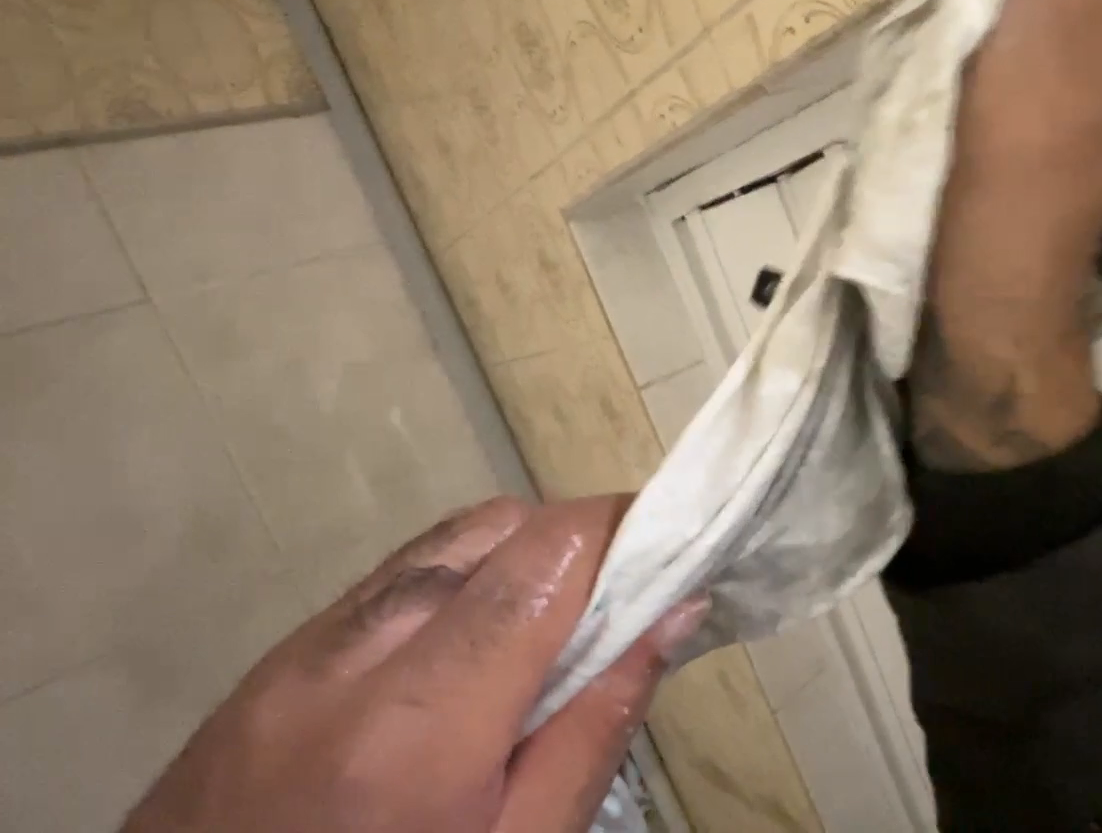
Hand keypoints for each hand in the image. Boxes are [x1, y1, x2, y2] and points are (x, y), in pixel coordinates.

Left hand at [122, 496, 707, 832]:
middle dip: (576, 541)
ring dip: (520, 556)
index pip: (545, 555)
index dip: (621, 529)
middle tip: (617, 604)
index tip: (672, 553)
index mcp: (414, 726)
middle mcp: (346, 660)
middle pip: (496, 528)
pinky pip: (395, 579)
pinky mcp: (269, 666)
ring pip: (445, 542)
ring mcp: (293, 656)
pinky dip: (461, 582)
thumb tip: (679, 610)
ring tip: (549, 626)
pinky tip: (473, 648)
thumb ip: (598, 726)